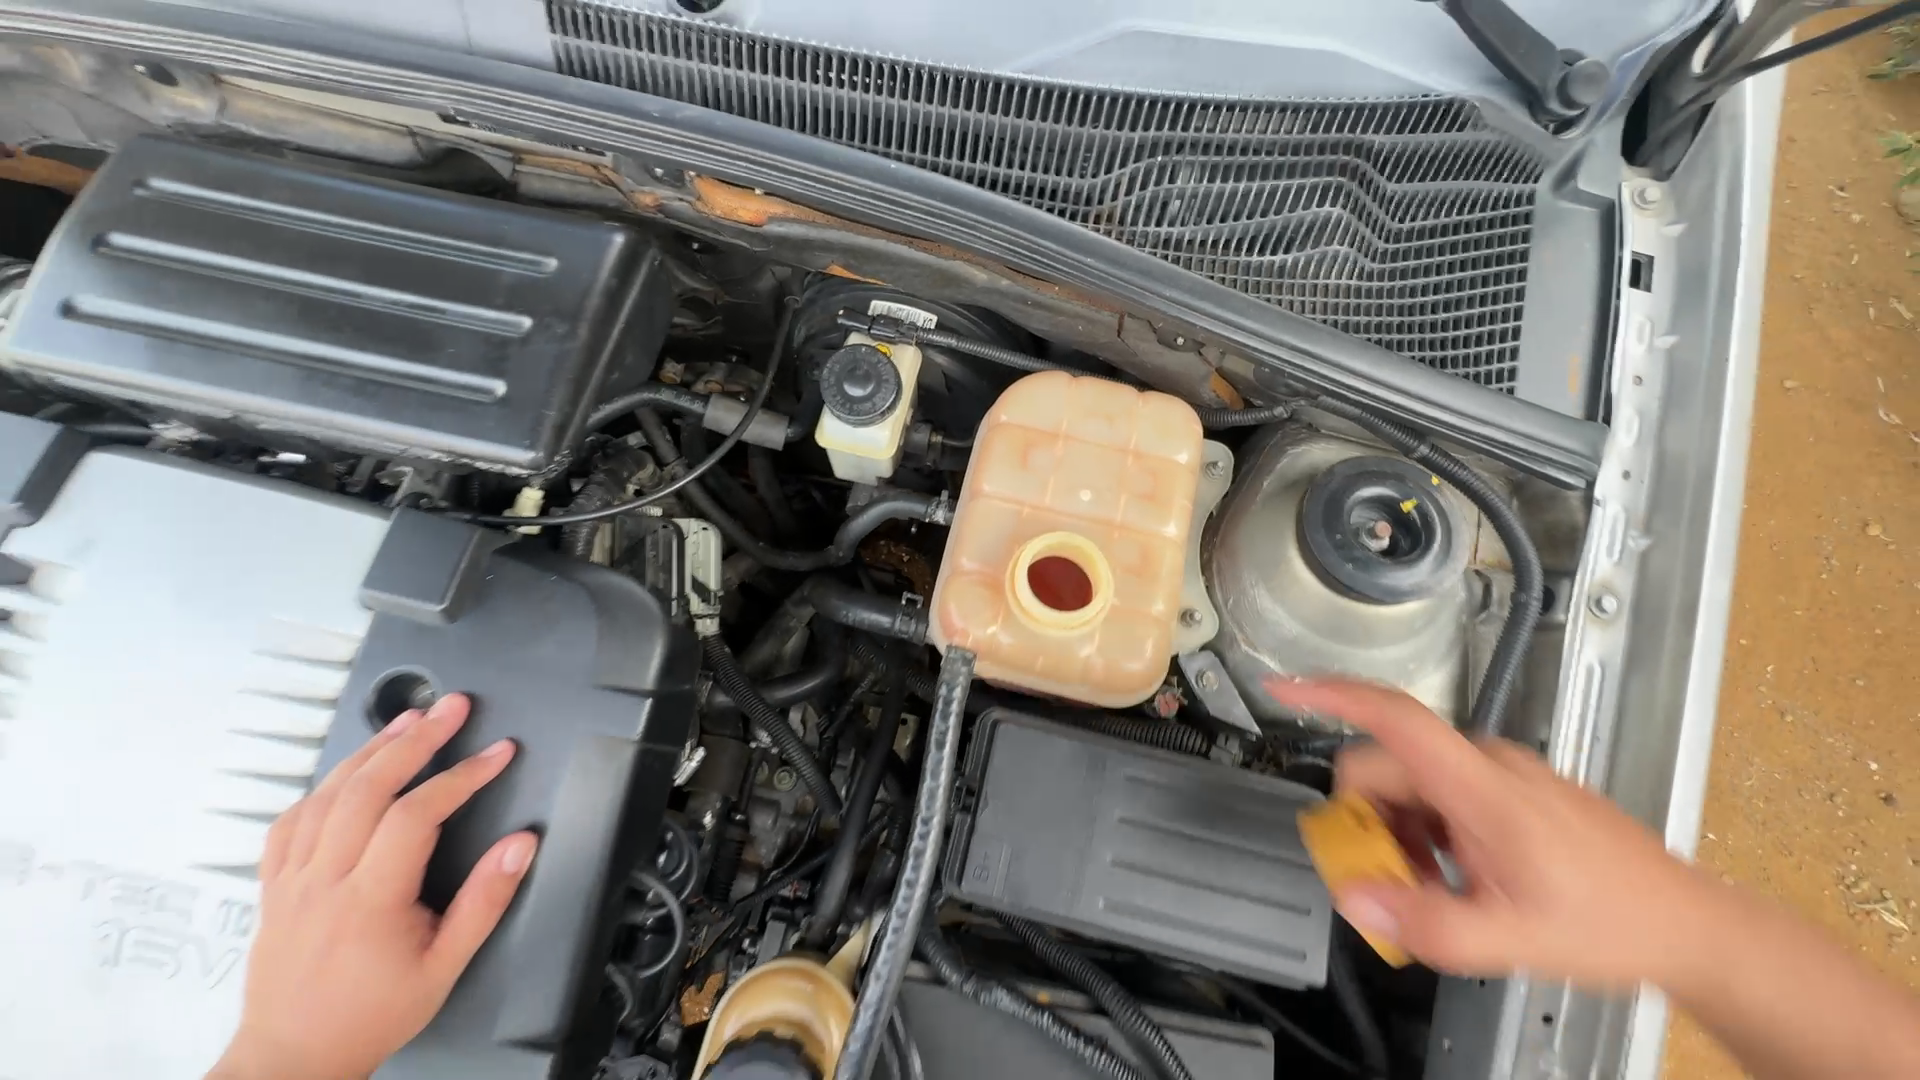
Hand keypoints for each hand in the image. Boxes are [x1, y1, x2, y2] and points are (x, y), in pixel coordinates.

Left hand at [209, 694, 538, 1079]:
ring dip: (371, 749)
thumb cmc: (370, 1014)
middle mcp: (322, 883)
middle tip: (452, 708)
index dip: (463, 776)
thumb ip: (486, 900)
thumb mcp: (447, 965)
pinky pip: (290, 820)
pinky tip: (350, 769)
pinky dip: (324, 784)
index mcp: (367, 902)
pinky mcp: (274, 885)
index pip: (415, 816)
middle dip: (416, 739)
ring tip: (409, 719)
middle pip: (365, 789)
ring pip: (325, 795)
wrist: (292, 1060)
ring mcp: (291, 881)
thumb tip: (521, 845)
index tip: (499, 754)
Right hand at [1267, 677, 1717, 991]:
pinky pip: (1432, 792)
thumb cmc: (1614, 925)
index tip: (1282, 687)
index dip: (1330, 694)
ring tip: (1434, 886)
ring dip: (1396, 831)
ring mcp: (1496, 771)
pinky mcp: (1502, 784)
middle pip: (1383, 765)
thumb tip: (1352, 895)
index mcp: (1483, 786)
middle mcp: (1484, 762)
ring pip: (1404, 782)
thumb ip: (1427, 923)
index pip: (1394, 717)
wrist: (1691, 926)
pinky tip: (1452, 873)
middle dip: (1367, 820)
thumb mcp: (1513, 942)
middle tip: (1392, 880)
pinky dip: (1421, 830)